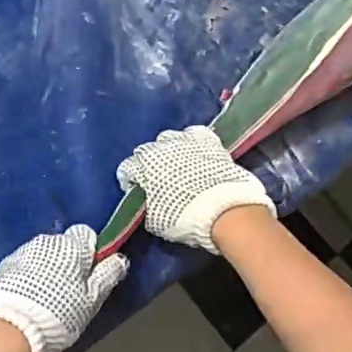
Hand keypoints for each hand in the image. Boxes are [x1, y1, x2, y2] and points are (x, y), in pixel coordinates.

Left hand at [0, 225, 127, 351]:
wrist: (11, 325)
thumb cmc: (58, 311)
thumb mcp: (93, 298)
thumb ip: (108, 275)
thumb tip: (120, 259)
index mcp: (70, 245)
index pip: (86, 235)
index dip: (92, 253)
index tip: (93, 274)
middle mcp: (44, 242)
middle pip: (63, 246)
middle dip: (69, 263)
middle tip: (72, 292)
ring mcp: (21, 253)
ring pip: (42, 256)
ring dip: (47, 270)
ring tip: (48, 298)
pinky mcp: (4, 266)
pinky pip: (24, 267)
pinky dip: (29, 277)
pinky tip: (30, 298)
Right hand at [116, 125, 274, 253]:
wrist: (225, 211)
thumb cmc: (183, 217)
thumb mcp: (153, 217)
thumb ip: (145, 202)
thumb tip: (146, 200)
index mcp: (141, 166)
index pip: (126, 169)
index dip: (130, 181)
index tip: (137, 192)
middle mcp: (159, 149)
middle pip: (145, 150)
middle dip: (148, 164)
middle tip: (156, 179)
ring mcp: (185, 143)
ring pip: (169, 138)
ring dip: (169, 149)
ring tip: (176, 163)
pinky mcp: (210, 142)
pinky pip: (196, 134)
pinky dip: (193, 141)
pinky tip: (196, 152)